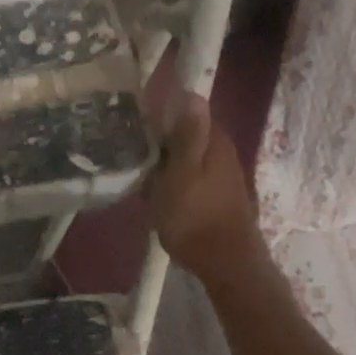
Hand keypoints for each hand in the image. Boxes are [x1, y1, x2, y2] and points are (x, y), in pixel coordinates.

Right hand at [142, 87, 266, 287]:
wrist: (224, 262)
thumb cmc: (195, 217)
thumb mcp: (181, 173)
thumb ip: (186, 134)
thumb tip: (192, 92)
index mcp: (213, 139)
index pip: (185, 108)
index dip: (159, 113)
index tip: (133, 125)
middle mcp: (221, 150)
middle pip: (183, 133)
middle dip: (158, 142)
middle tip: (130, 157)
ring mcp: (220, 173)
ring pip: (184, 157)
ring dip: (162, 165)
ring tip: (139, 179)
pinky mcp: (216, 194)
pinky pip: (187, 177)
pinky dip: (171, 182)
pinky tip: (157, 197)